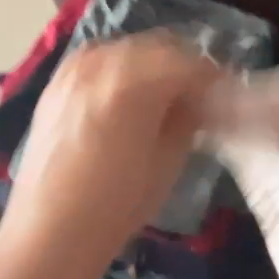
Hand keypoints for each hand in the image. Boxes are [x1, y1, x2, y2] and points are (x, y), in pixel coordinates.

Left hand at [0, 35, 219, 268]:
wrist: (51, 230)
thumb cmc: (118, 203)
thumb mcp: (169, 160)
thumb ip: (188, 118)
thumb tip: (201, 99)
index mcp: (135, 84)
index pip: (190, 64)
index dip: (215, 79)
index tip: (228, 97)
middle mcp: (101, 64)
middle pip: (159, 48)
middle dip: (185, 67)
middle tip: (202, 95)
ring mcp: (72, 70)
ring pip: (128, 49)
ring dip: (153, 64)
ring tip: (167, 94)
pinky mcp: (55, 84)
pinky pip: (98, 59)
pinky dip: (122, 68)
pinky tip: (130, 93)